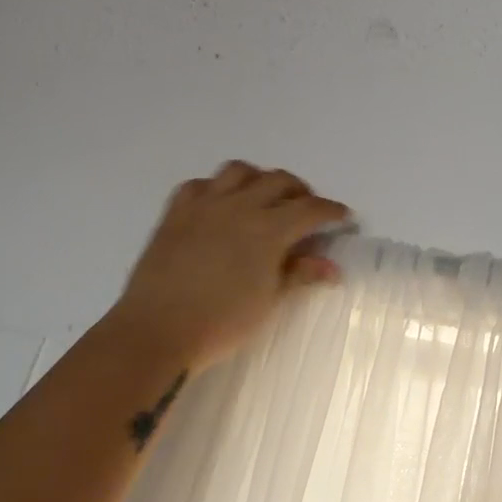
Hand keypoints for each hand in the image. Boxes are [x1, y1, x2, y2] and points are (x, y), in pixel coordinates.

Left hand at [105, 161, 350, 368]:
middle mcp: (239, 206)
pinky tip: (219, 205)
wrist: (158, 329)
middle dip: (299, 191)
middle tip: (306, 209)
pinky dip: (216, 188)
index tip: (343, 218)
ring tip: (263, 198)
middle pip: (278, 181)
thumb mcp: (268, 302)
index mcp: (268, 229)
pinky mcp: (175, 212)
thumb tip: (331, 266)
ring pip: (239, 171)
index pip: (310, 209)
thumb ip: (298, 275)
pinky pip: (199, 185)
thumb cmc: (221, 323)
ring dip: (259, 179)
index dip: (331, 211)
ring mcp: (204, 205)